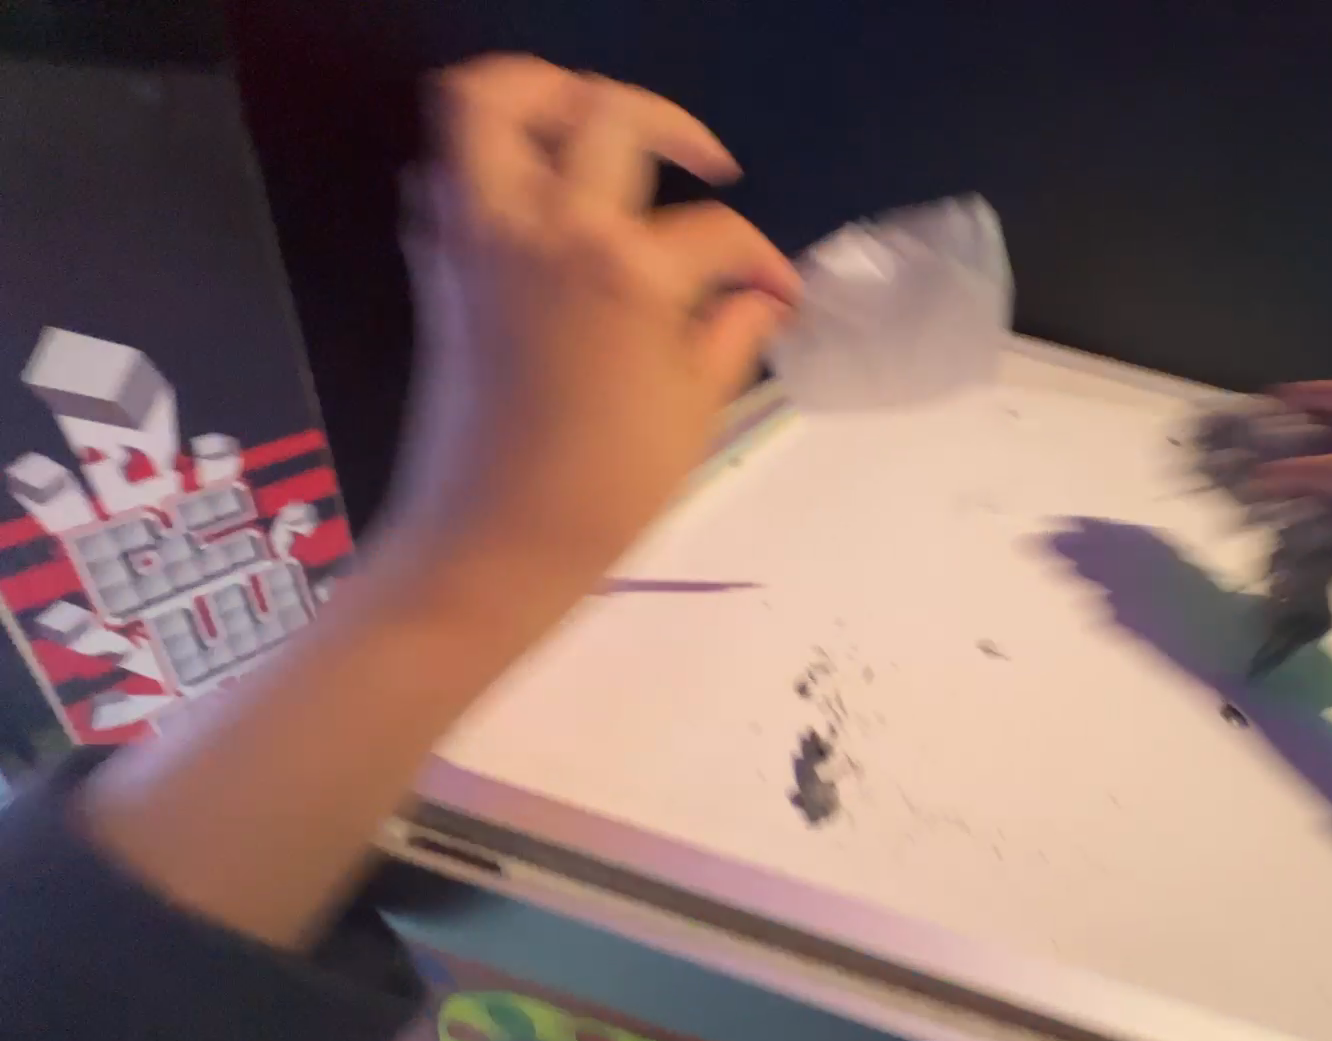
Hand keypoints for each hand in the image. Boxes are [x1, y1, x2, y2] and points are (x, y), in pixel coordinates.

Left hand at [388, 55, 800, 578]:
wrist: (496, 540)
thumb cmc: (610, 487)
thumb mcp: (696, 412)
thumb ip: (731, 336)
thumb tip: (764, 301)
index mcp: (627, 274)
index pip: (716, 233)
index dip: (762, 259)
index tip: (782, 293)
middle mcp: (548, 230)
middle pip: (604, 114)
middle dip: (669, 123)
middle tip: (706, 165)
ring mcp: (480, 237)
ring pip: (491, 105)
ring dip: (555, 99)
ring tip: (606, 136)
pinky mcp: (439, 262)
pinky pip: (453, 169)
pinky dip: (497, 161)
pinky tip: (547, 205)